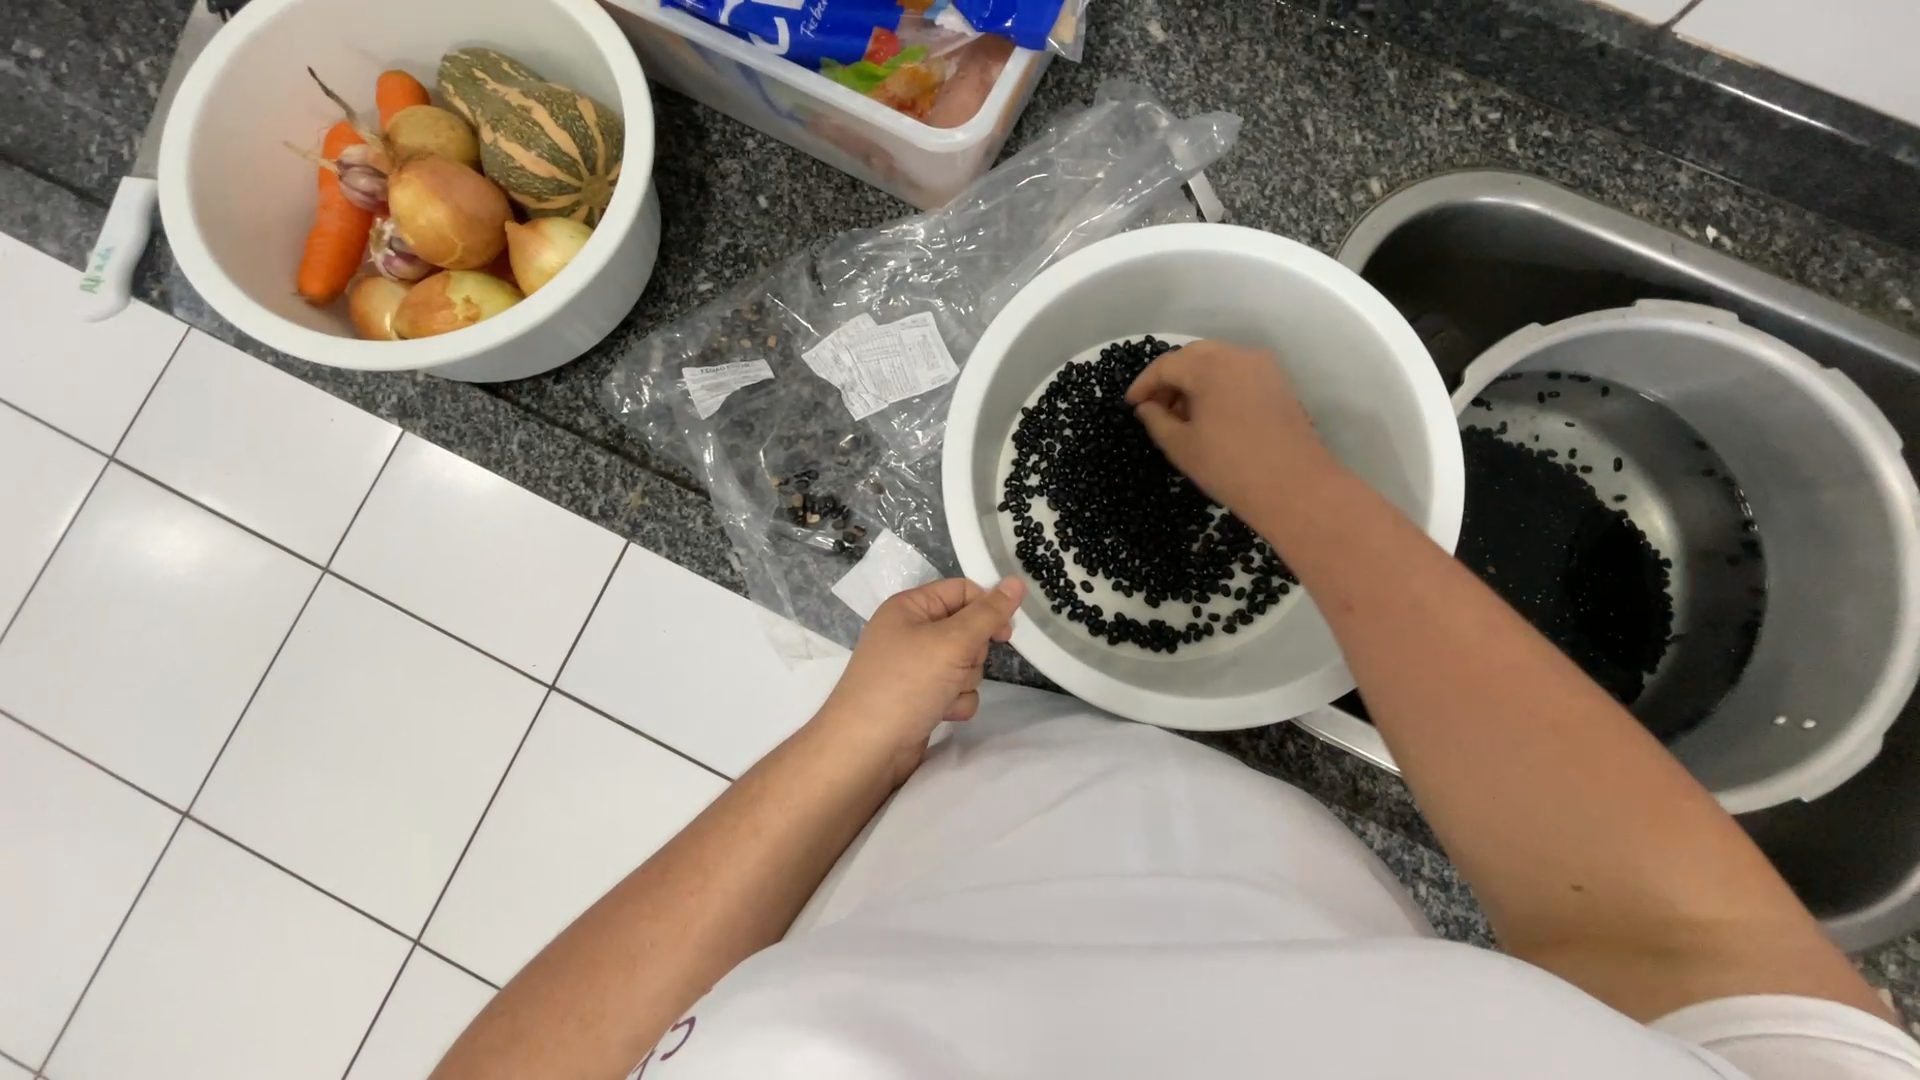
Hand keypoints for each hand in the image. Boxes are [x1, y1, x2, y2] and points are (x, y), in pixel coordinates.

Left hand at [811, 576, 1025, 785]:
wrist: (867, 748)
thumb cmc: (906, 684)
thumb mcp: (951, 641)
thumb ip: (988, 614)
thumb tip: (1016, 581)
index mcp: (910, 607)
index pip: (962, 591)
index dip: (986, 608)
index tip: (1006, 633)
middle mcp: (911, 632)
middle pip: (967, 630)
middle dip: (972, 653)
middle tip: (957, 665)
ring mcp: (915, 667)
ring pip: (966, 663)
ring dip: (964, 681)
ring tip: (944, 693)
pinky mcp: (921, 697)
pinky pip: (956, 690)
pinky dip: (956, 701)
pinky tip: (942, 713)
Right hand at [1125, 340, 1331, 521]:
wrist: (1293, 486)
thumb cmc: (1229, 466)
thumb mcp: (1181, 446)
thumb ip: (1156, 420)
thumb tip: (1146, 407)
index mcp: (1211, 366)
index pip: (1166, 365)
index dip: (1143, 384)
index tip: (1130, 405)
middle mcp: (1238, 356)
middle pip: (1193, 357)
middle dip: (1169, 379)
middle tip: (1154, 409)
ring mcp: (1263, 368)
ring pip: (1217, 363)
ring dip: (1194, 382)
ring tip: (1180, 416)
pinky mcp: (1278, 384)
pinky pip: (1237, 374)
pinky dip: (1217, 386)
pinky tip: (1209, 416)